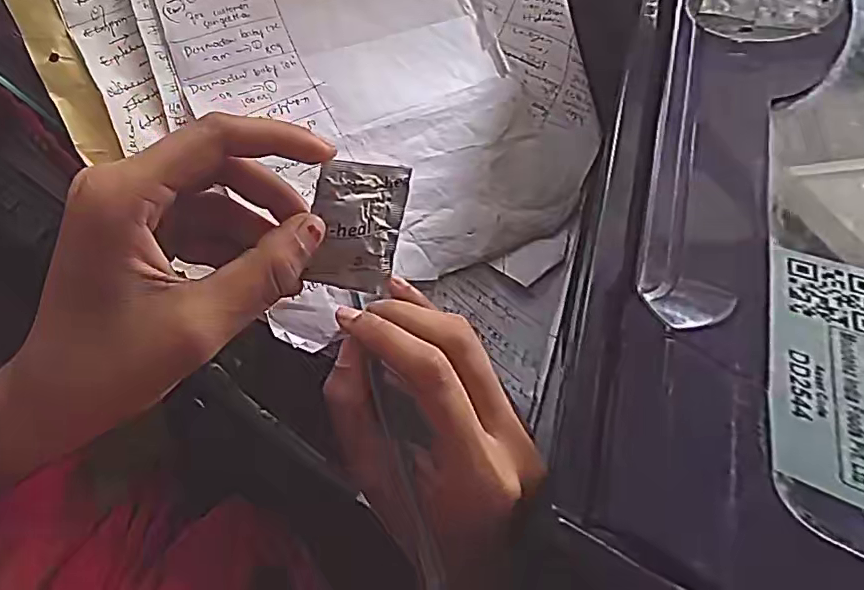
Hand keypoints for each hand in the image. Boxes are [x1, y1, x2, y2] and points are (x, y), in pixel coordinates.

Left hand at [0, 114, 335, 513]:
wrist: (45, 406)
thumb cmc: (105, 371)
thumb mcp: (196, 324)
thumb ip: (263, 272)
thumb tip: (314, 231)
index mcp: (123, 192)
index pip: (212, 138)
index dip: (276, 139)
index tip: (325, 155)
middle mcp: (119, 182)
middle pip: (213, 163)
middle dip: (267, 194)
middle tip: (312, 229)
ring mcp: (123, 203)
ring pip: (208, 192)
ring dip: (252, 221)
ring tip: (294, 260)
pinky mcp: (131, 225)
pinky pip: (192, 217)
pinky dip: (228, 239)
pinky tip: (262, 268)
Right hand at [326, 277, 545, 589]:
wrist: (480, 562)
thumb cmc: (430, 539)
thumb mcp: (374, 484)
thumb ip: (353, 411)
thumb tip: (348, 349)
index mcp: (476, 470)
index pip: (433, 373)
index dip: (387, 336)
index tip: (352, 325)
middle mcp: (507, 439)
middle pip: (456, 343)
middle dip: (399, 316)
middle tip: (360, 315)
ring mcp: (516, 420)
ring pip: (467, 337)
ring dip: (416, 311)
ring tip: (377, 308)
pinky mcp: (510, 406)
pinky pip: (470, 347)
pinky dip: (433, 318)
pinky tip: (409, 302)